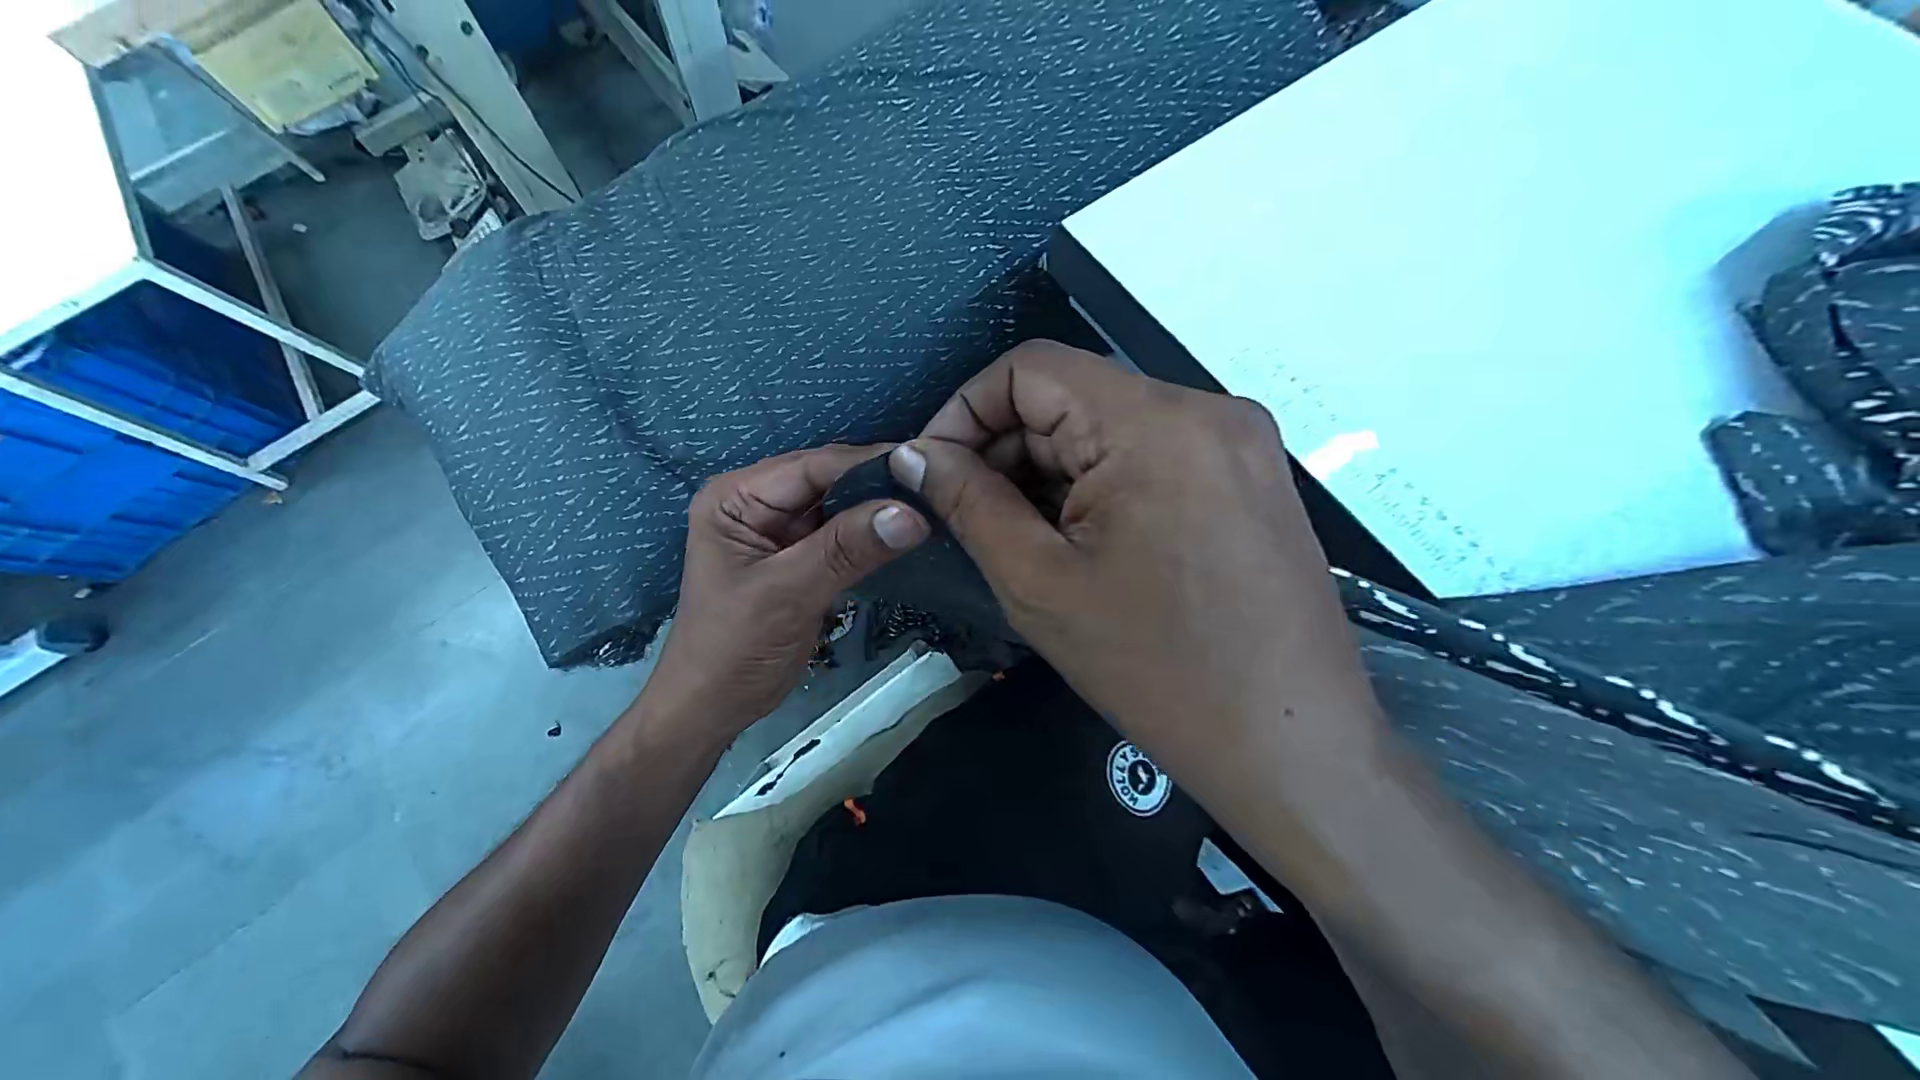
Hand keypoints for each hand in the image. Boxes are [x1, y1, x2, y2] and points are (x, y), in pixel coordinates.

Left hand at [645, 444, 929, 734]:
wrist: (712, 708)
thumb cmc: (733, 648)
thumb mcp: (788, 593)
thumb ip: (846, 550)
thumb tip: (911, 514)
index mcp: (736, 497)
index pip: (813, 465)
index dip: (869, 464)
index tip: (926, 470)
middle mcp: (758, 502)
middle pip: (829, 479)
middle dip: (879, 484)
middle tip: (937, 488)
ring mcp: (780, 530)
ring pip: (841, 505)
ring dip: (880, 508)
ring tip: (933, 505)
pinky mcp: (801, 556)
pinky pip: (844, 534)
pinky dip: (873, 535)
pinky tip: (908, 533)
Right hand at [889, 341, 1373, 758]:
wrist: (1289, 743)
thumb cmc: (1155, 667)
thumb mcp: (1038, 582)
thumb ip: (969, 502)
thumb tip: (915, 454)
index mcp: (1154, 422)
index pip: (1031, 367)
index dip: (965, 410)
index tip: (935, 471)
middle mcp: (1207, 409)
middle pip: (1074, 396)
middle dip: (1008, 450)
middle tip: (973, 518)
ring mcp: (1239, 442)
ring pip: (1111, 428)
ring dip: (1053, 473)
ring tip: (1029, 542)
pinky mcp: (1251, 477)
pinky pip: (1154, 454)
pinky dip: (1103, 485)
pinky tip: (1086, 544)